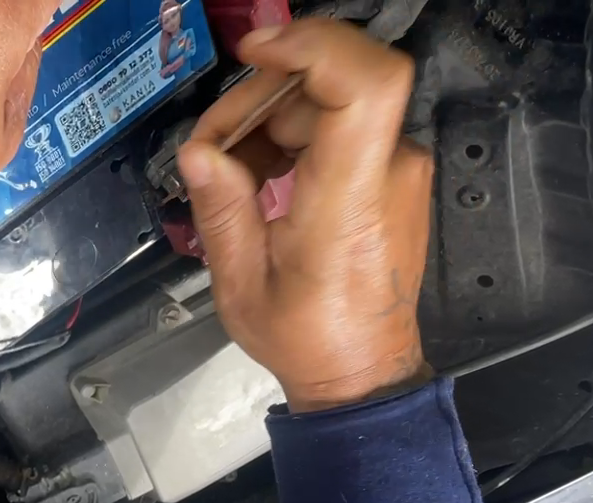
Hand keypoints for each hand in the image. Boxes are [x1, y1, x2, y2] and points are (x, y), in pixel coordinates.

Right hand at [177, 19, 434, 411]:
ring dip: (269, 123)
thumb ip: (222, 211)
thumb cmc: (302, 336)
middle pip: (331, 87)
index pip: (363, 84)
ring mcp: (395, 169)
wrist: (360, 367)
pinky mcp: (389, 175)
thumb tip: (197, 153)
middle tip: (209, 145)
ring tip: (226, 171)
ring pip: (331, 106)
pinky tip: (257, 178)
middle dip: (260, 99)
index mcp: (348, 201)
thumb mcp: (241, 284)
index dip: (313, 46)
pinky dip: (291, 141)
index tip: (256, 49)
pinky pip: (339, 132)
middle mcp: (387, 170)